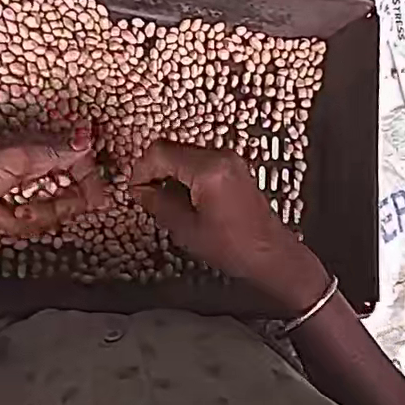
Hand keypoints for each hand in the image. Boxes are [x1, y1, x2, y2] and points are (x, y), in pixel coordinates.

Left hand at [0, 128, 107, 251]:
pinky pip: (30, 226)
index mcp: (35, 149)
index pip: (78, 162)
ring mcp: (22, 194)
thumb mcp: (16, 159)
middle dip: (55, 205)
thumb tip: (86, 139)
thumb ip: (56, 152)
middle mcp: (32, 170)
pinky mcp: (11, 216)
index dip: (89, 180)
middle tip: (33, 206)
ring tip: (7, 209)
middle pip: (69, 193)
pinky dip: (11, 223)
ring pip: (51, 214)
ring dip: (29, 216)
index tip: (96, 197)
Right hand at [130, 141, 328, 312]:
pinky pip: (201, 162)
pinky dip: (186, 175)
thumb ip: (159, 204)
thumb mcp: (187, 229)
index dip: (141, 170)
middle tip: (144, 195)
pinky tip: (182, 198)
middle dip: (154, 170)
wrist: (270, 255)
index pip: (160, 152)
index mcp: (208, 169)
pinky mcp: (235, 169)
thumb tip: (141, 191)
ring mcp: (230, 161)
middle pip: (173, 149)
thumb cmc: (233, 247)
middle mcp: (221, 157)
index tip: (134, 188)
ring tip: (161, 200)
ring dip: (169, 172)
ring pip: (186, 154)